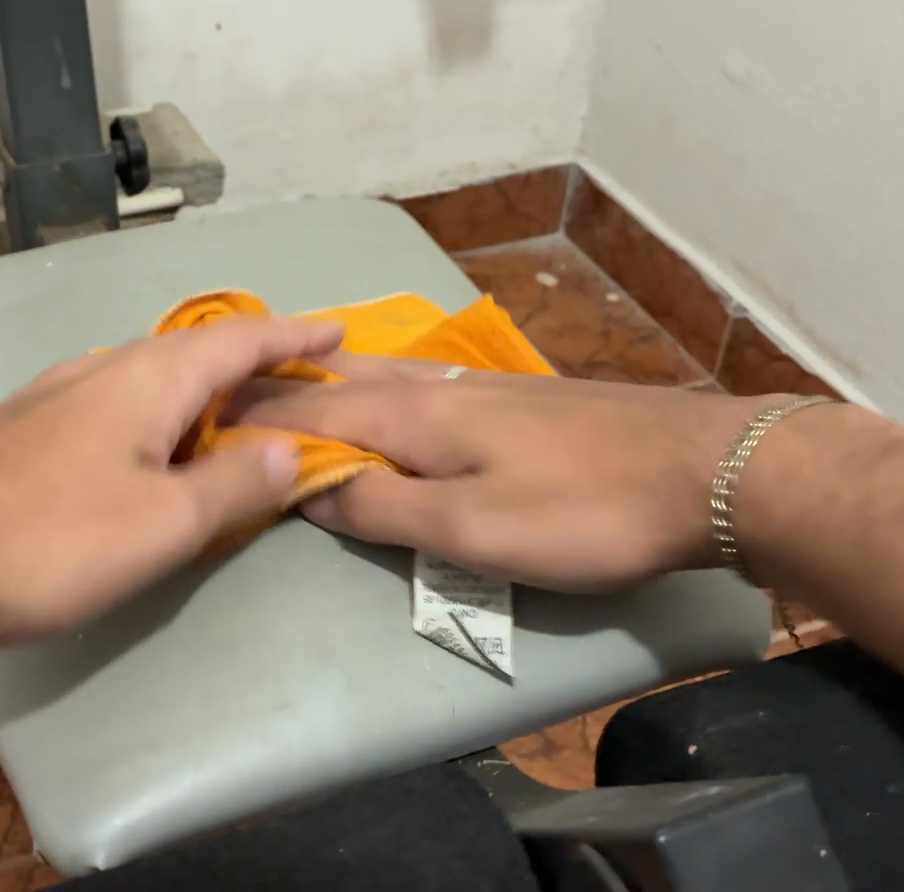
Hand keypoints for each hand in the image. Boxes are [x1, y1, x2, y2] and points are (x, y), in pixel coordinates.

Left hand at [0, 317, 341, 651]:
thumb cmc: (49, 538)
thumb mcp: (161, 524)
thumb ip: (232, 484)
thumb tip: (289, 448)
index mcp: (149, 378)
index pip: (241, 340)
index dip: (294, 335)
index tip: (337, 332)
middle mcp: (105, 366)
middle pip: (197, 350)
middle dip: (252, 361)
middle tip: (295, 381)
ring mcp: (59, 390)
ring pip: (152, 374)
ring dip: (203, 387)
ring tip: (233, 414)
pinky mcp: (29, 422)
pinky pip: (117, 399)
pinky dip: (160, 411)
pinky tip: (152, 442)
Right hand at [230, 355, 769, 591]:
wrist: (700, 467)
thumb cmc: (579, 508)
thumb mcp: (471, 528)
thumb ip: (382, 508)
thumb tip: (307, 488)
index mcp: (410, 416)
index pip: (309, 413)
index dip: (255, 422)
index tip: (203, 426)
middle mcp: (430, 387)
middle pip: (335, 381)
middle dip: (279, 391)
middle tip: (230, 400)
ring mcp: (472, 386)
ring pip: (374, 374)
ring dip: (321, 382)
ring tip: (286, 389)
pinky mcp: (507, 397)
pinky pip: (411, 383)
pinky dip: (368, 386)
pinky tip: (378, 393)